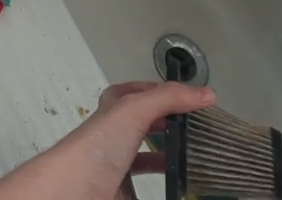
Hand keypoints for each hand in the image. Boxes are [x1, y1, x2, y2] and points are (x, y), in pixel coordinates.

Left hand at [0, 81, 215, 199]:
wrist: (73, 191)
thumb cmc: (100, 144)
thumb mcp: (132, 111)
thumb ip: (167, 100)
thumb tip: (208, 92)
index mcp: (112, 113)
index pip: (136, 94)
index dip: (159, 93)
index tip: (192, 102)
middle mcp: (113, 137)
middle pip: (140, 126)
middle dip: (166, 127)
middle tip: (200, 134)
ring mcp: (116, 168)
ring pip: (143, 161)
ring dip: (166, 161)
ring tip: (197, 164)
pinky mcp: (122, 194)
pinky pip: (142, 189)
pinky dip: (165, 186)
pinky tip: (181, 189)